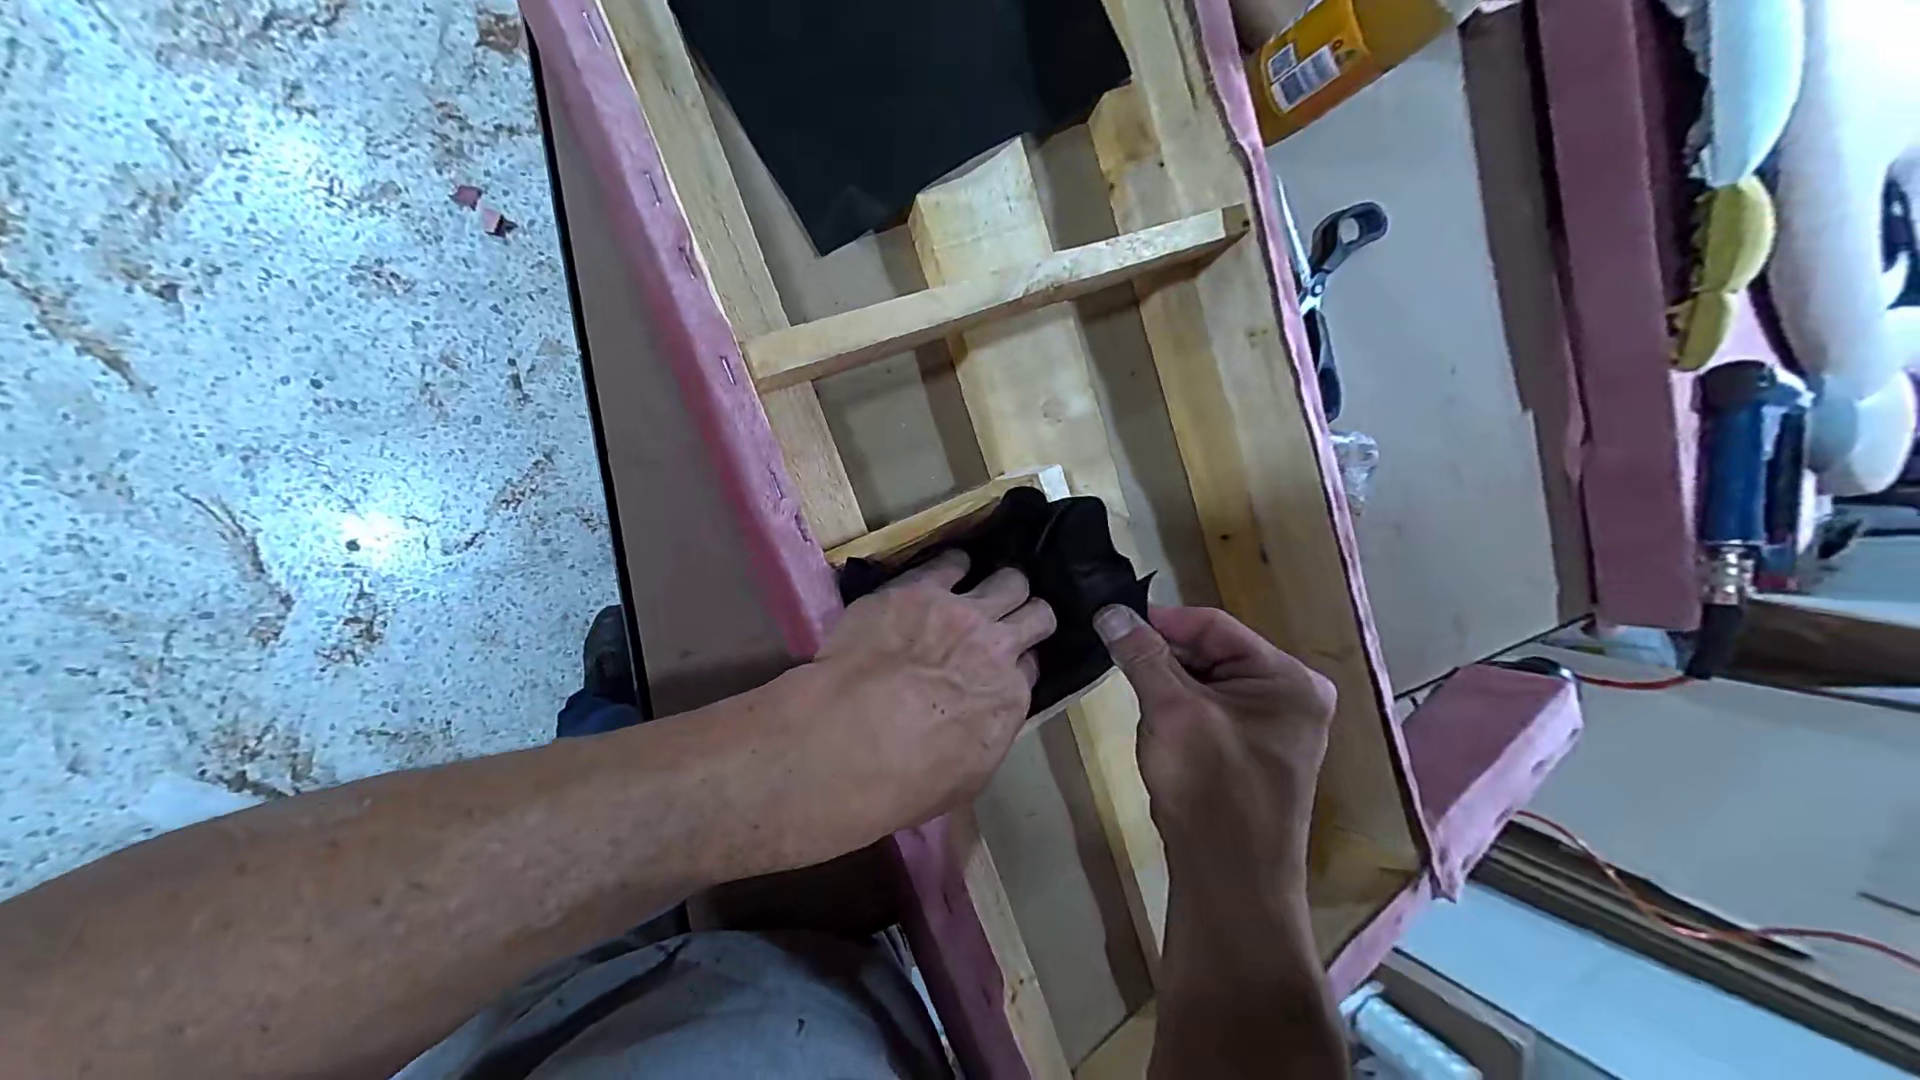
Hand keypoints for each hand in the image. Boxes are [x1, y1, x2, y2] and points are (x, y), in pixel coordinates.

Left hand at [774, 552, 1054, 859]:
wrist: (849, 739)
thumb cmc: (905, 778)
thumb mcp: (967, 776)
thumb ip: (988, 732)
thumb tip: (987, 713)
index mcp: (1010, 696)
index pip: (1031, 664)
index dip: (1019, 661)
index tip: (1006, 662)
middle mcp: (995, 647)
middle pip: (1035, 614)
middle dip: (1028, 614)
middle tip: (1012, 616)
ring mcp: (960, 612)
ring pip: (1009, 580)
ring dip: (1003, 584)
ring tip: (989, 586)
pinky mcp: (919, 590)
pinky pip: (952, 561)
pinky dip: (956, 564)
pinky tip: (951, 567)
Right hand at [1093, 605, 1334, 892]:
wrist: (1229, 884)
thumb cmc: (1209, 789)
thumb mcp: (1171, 711)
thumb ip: (1141, 655)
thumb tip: (1109, 610)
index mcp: (1288, 678)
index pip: (1215, 626)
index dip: (1162, 620)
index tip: (1113, 620)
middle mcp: (1289, 695)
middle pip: (1212, 651)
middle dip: (1163, 655)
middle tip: (1116, 655)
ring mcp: (1272, 725)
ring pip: (1205, 680)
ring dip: (1167, 683)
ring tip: (1134, 690)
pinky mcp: (1251, 749)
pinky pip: (1209, 708)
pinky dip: (1177, 708)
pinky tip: (1156, 721)